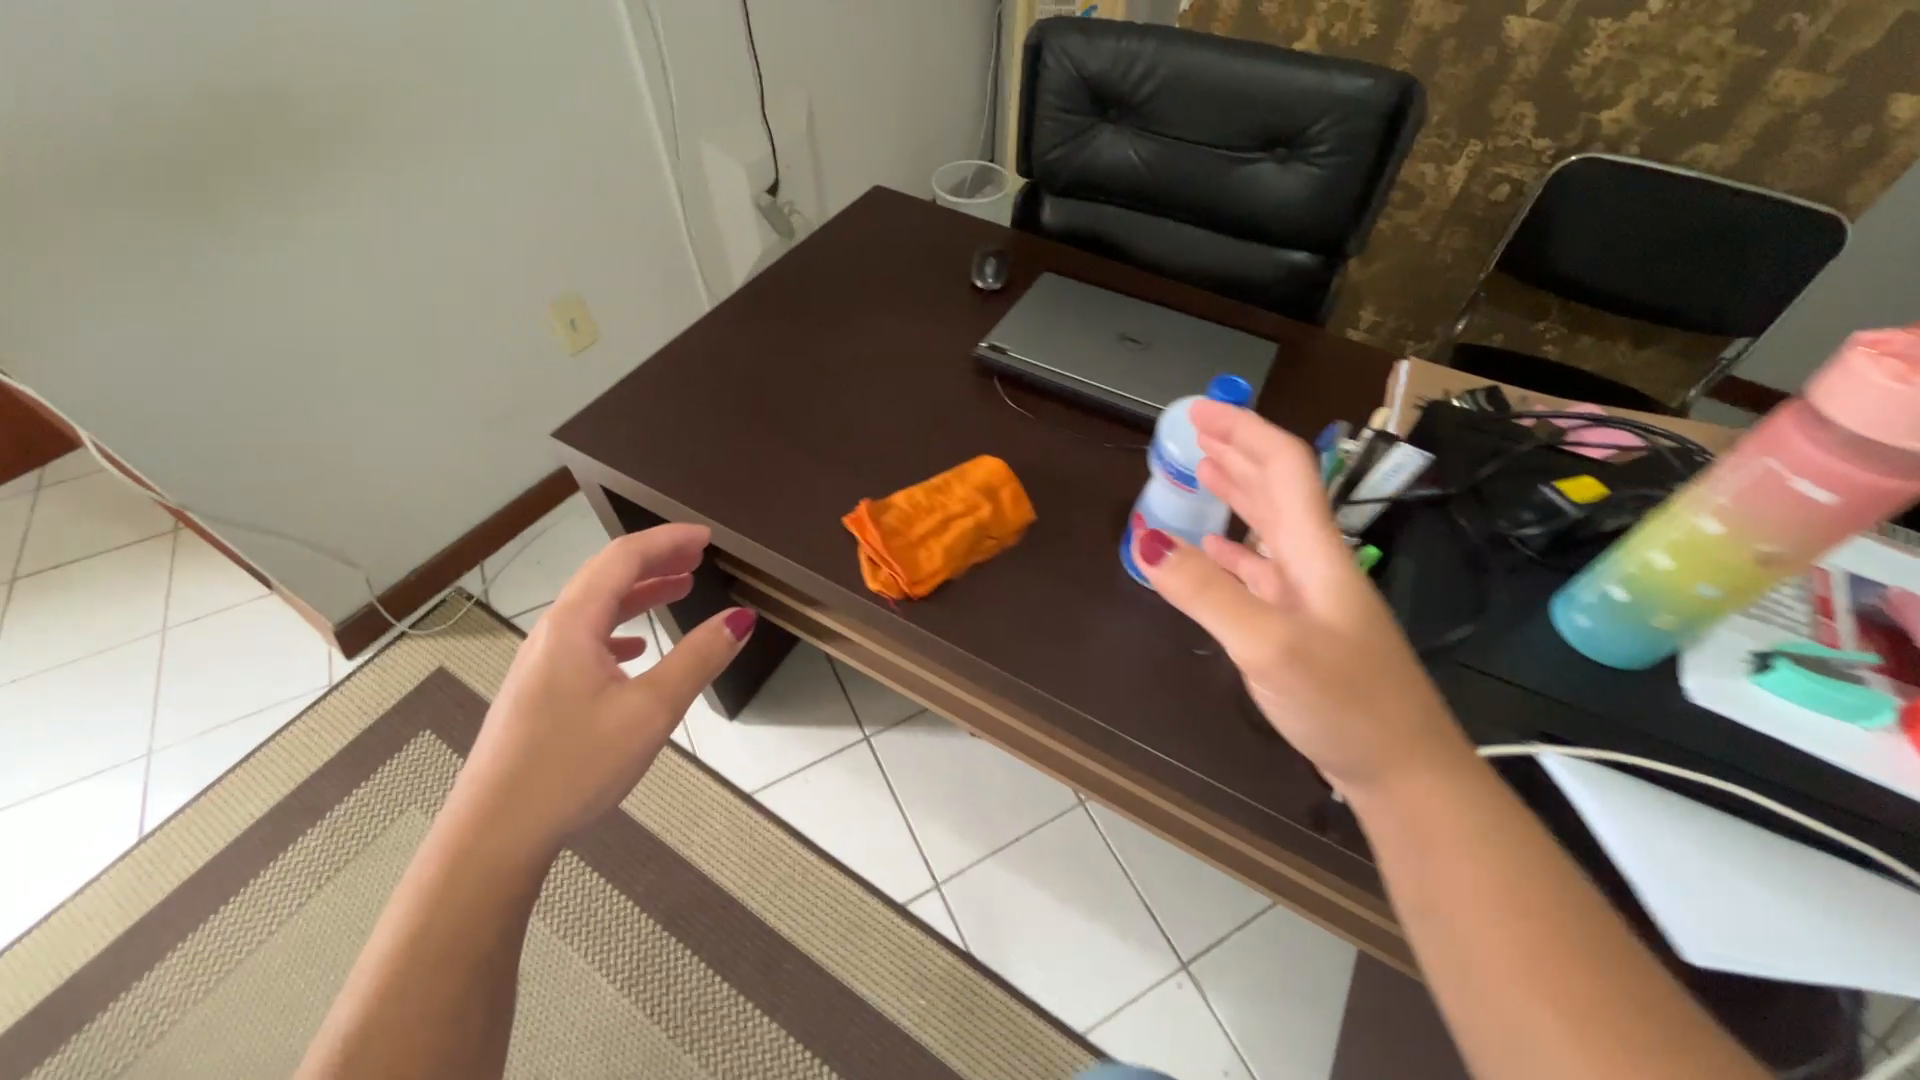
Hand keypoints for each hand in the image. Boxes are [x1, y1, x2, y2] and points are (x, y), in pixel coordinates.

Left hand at [447, 524, 754, 856]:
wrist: (496, 831)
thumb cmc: (573, 765)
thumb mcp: (650, 711)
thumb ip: (698, 659)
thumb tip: (740, 619)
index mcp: (573, 625)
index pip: (622, 558)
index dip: (667, 541)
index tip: (706, 537)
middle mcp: (551, 633)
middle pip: (605, 577)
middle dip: (654, 561)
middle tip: (698, 557)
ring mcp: (540, 664)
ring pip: (594, 610)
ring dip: (638, 594)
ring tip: (678, 590)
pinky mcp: (538, 692)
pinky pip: (584, 641)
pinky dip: (618, 630)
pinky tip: (634, 650)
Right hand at [1131, 401, 1472, 796]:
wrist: (1403, 769)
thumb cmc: (1344, 703)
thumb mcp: (1267, 646)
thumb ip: (1207, 592)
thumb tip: (1145, 539)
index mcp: (1314, 552)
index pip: (1283, 468)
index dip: (1242, 432)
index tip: (1197, 411)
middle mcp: (1315, 564)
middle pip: (1278, 490)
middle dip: (1238, 454)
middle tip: (1194, 434)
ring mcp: (1313, 597)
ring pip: (1270, 529)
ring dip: (1237, 495)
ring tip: (1201, 474)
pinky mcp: (1305, 629)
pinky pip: (1263, 572)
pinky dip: (1234, 552)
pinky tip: (1214, 551)